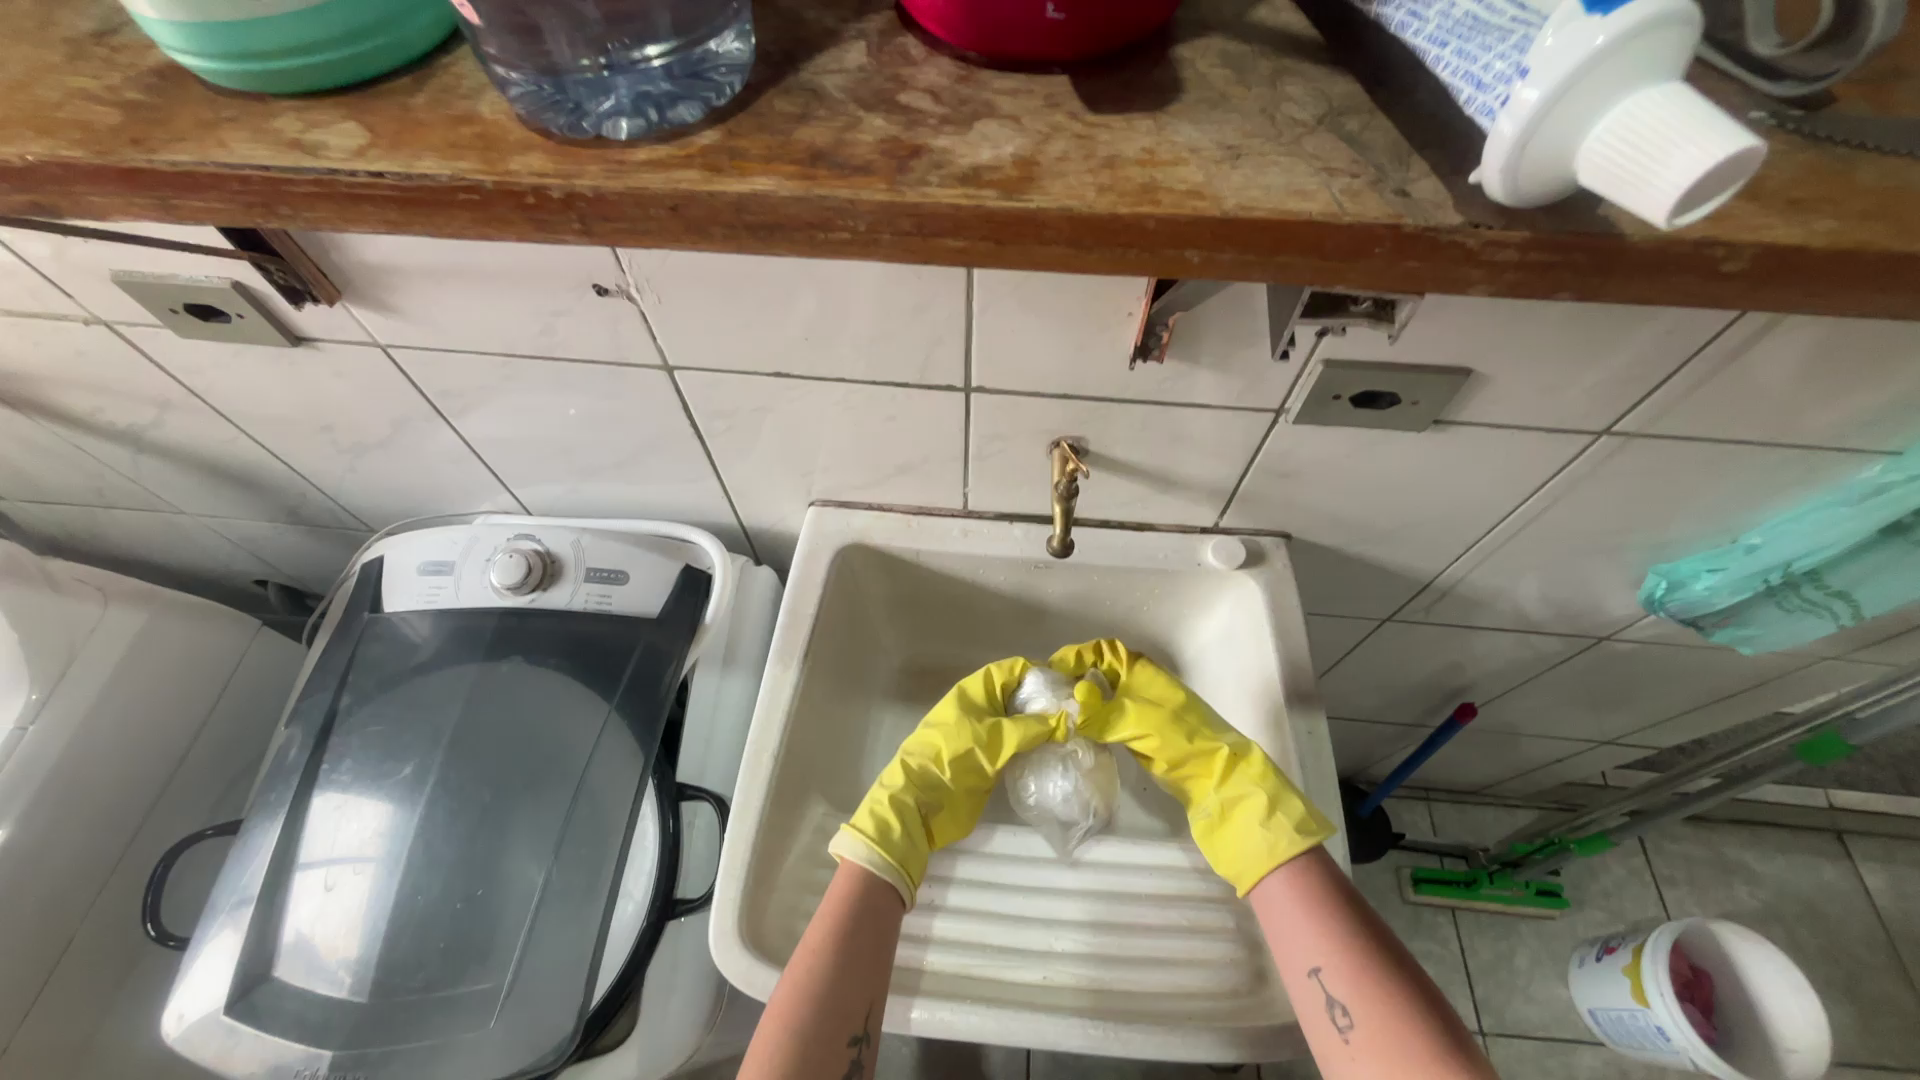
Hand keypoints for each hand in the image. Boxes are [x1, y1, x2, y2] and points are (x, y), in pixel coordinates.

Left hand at [829, 657, 1065, 907]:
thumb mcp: (995, 738)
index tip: (1069, 687)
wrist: (921, 803)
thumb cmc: (954, 758)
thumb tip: (1067, 719)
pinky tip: (1055, 753)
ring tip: (1073, 734)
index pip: (1013, 670)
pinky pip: (1015, 746)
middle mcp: (980, 708)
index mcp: (975, 691)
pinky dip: (1033, 748)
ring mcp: (983, 735)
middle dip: (1045, 702)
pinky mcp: (987, 760)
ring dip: (1041, 728)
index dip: (1040, 674)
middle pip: (1017, 696)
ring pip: (1018, 723)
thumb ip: (1033, 727)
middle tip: (1078, 713)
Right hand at [1050, 639, 1334, 895]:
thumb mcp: (1137, 721)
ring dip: (1080, 704)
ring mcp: (1142, 712)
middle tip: (1046, 694)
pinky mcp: (1142, 736)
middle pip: (1100, 674)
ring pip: (1103, 699)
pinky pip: (1108, 721)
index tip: (1051, 671)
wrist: (1218, 779)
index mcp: (1143, 672)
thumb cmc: (1182, 740)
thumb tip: (1067, 709)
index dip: (1077, 656)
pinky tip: (1074, 733)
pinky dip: (1090, 723)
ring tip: (1053, 713)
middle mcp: (1141, 685)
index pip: (1103, 652)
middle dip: (1074, 680)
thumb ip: (1100, 712)